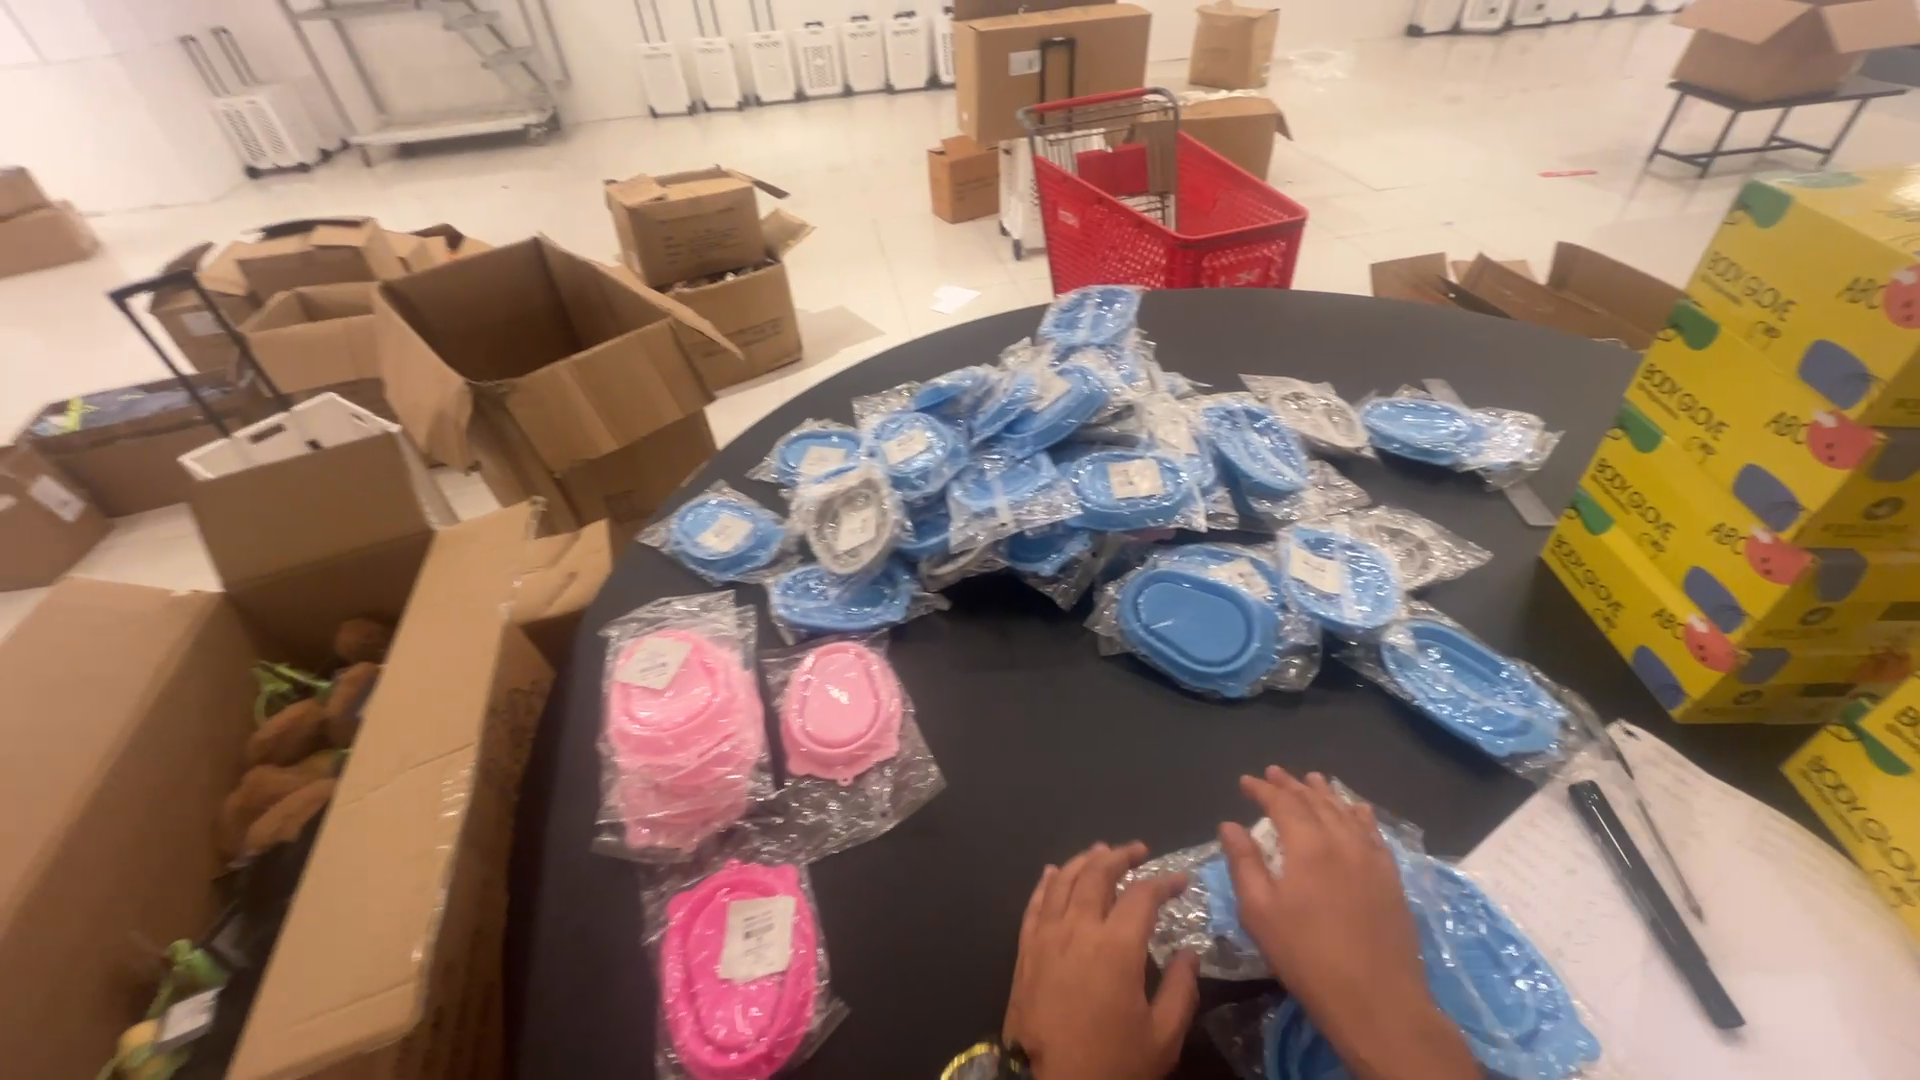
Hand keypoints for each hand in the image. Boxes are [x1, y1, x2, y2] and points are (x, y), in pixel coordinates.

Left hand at [1002, 842, 1199, 1079]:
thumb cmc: (1113, 1064)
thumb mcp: (1162, 1036)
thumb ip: (1182, 989)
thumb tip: (1190, 952)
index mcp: (1116, 946)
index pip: (1142, 895)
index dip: (1163, 882)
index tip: (1180, 880)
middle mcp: (1078, 928)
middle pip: (1097, 874)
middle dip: (1120, 856)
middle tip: (1138, 851)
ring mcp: (1047, 935)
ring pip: (1064, 880)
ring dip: (1084, 861)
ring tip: (1101, 851)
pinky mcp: (1025, 949)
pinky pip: (1035, 903)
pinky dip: (1048, 882)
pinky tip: (1054, 872)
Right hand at [1219, 768, 1477, 1079]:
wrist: (1377, 1000)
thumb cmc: (1307, 955)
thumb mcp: (1259, 912)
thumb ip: (1244, 863)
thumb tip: (1230, 825)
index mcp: (1308, 846)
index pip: (1283, 803)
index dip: (1262, 789)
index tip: (1245, 781)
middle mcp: (1343, 842)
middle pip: (1316, 802)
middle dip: (1292, 785)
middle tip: (1274, 772)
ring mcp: (1373, 859)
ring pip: (1347, 813)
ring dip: (1326, 793)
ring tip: (1313, 779)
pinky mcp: (1392, 880)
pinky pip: (1375, 834)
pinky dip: (1361, 815)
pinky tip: (1359, 810)